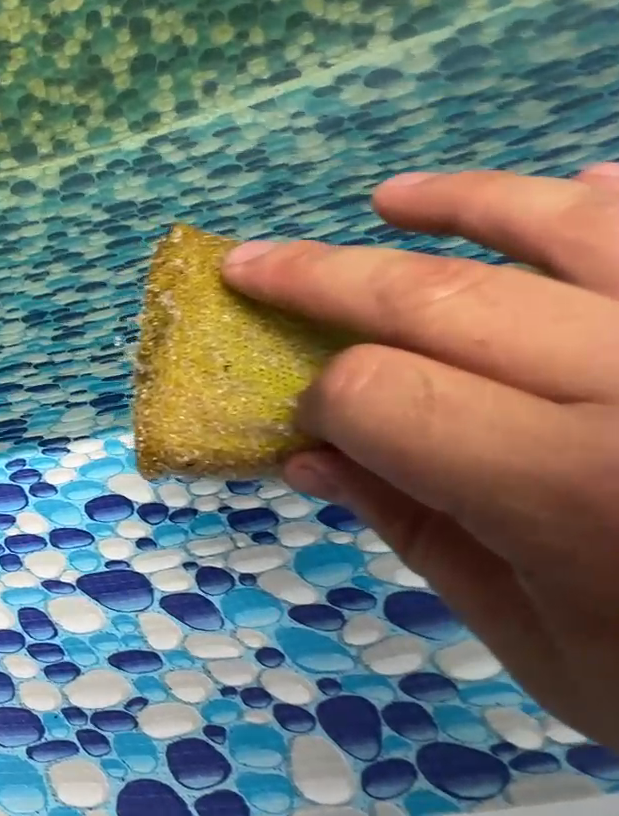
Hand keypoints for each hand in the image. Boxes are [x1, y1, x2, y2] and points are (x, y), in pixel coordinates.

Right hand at [220, 164, 618, 749]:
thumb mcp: (549, 646)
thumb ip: (420, 533)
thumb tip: (305, 455)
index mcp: (575, 490)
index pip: (378, 396)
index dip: (321, 402)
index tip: (309, 426)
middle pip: (437, 301)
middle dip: (320, 278)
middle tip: (251, 263)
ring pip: (572, 231)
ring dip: (466, 205)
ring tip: (393, 198)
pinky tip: (581, 187)